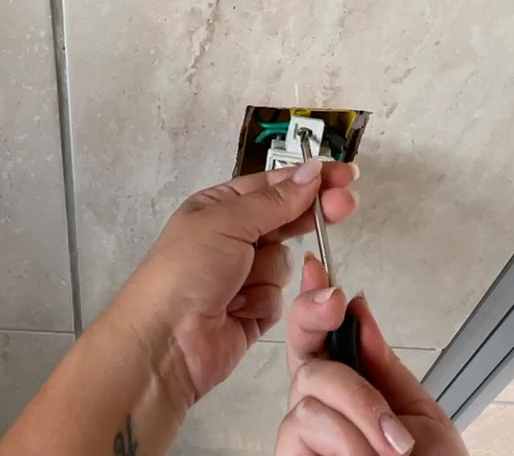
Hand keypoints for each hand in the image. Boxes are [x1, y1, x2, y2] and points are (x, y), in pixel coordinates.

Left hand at [101, 158, 358, 405]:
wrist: (167, 341)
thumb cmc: (185, 270)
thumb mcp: (227, 221)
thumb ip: (275, 201)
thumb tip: (311, 172)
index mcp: (220, 205)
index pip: (274, 185)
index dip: (310, 179)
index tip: (345, 175)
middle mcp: (234, 236)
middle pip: (287, 219)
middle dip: (312, 214)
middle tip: (346, 205)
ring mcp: (245, 274)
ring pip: (285, 261)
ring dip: (267, 270)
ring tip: (238, 282)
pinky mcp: (254, 310)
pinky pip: (281, 297)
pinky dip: (262, 301)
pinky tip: (238, 308)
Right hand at [277, 254, 463, 454]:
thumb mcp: (424, 423)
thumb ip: (386, 367)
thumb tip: (359, 309)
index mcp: (353, 393)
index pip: (324, 337)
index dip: (314, 298)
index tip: (317, 267)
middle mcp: (322, 410)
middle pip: (301, 346)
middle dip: (314, 315)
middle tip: (334, 303)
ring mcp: (303, 437)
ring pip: (310, 384)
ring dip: (359, 407)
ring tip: (391, 447)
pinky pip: (305, 420)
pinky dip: (347, 436)